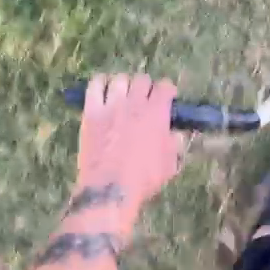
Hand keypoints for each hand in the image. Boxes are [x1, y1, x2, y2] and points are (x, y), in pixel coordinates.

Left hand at [72, 74, 185, 225]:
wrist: (110, 189)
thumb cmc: (143, 179)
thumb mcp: (170, 164)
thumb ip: (175, 143)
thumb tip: (176, 133)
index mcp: (157, 112)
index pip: (165, 86)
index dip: (167, 91)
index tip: (166, 98)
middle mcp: (135, 102)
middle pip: (142, 79)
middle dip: (146, 87)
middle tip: (144, 99)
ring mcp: (112, 105)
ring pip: (120, 79)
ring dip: (124, 85)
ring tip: (123, 95)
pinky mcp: (92, 111)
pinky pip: (94, 85)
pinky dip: (100, 83)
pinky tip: (102, 90)